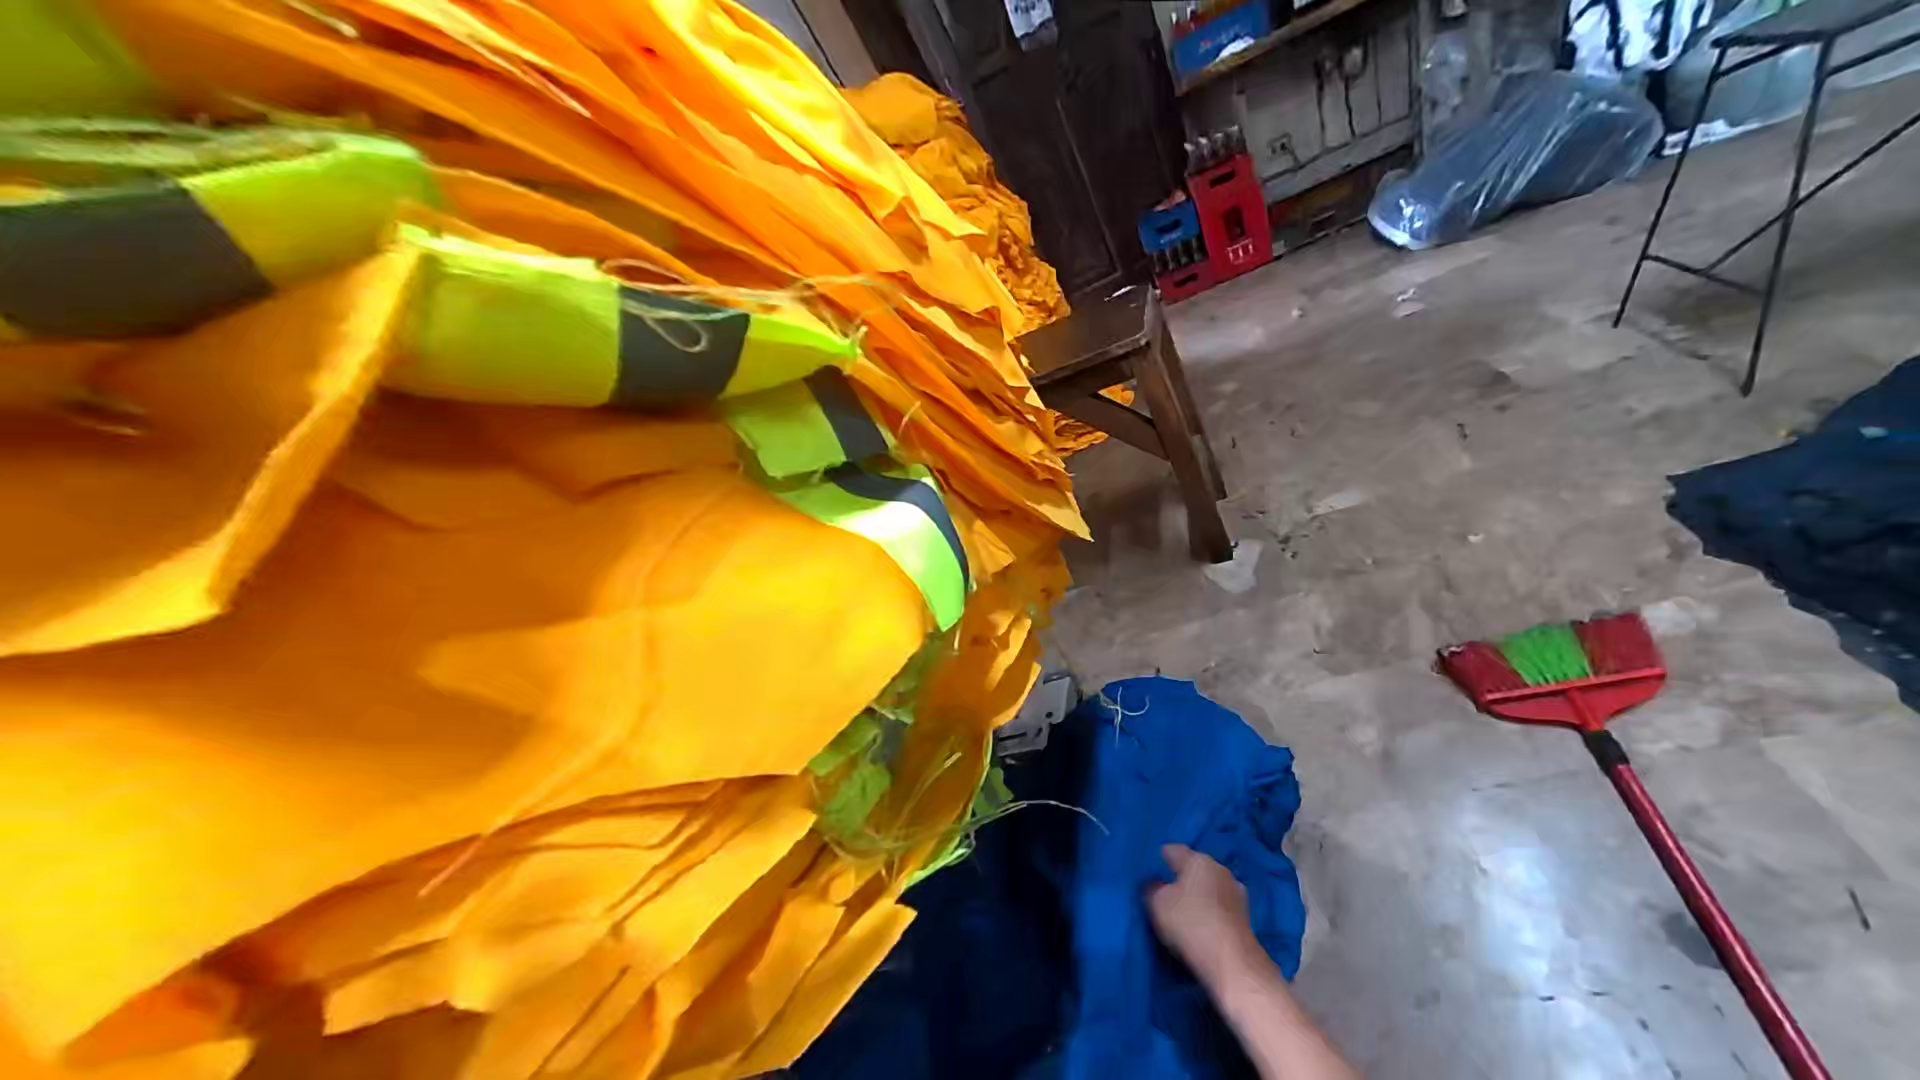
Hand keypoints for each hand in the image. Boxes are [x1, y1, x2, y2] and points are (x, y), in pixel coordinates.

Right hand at [1146, 844, 1261, 987]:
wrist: (1233, 964)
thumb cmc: (1190, 924)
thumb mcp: (1157, 903)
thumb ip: (1152, 888)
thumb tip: (1155, 883)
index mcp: (1198, 859)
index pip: (1173, 850)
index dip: (1159, 860)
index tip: (1150, 874)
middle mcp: (1220, 869)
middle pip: (1194, 868)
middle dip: (1181, 877)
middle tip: (1165, 893)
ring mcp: (1237, 893)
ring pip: (1209, 887)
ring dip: (1199, 895)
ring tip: (1184, 912)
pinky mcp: (1246, 917)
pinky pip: (1220, 906)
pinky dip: (1210, 912)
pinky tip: (1201, 925)